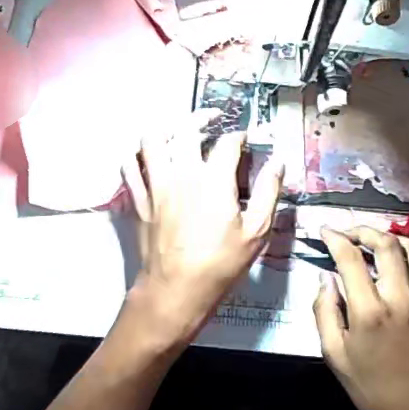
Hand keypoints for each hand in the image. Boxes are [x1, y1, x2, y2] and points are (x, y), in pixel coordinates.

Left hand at [118, 113, 283, 351]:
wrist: (174, 291)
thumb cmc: (219, 265)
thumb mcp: (256, 231)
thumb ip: (269, 192)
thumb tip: (278, 163)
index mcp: (214, 181)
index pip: (227, 142)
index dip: (240, 135)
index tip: (246, 138)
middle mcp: (182, 175)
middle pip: (186, 128)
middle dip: (202, 117)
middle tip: (213, 120)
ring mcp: (156, 185)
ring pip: (152, 140)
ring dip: (167, 129)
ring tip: (179, 132)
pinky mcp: (139, 200)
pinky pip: (130, 166)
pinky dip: (139, 155)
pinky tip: (151, 157)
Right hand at [312, 227, 408, 409]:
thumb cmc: (373, 391)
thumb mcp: (335, 357)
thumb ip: (326, 313)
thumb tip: (326, 279)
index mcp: (369, 311)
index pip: (350, 258)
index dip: (335, 237)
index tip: (326, 231)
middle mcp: (402, 299)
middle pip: (387, 245)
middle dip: (366, 230)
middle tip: (352, 233)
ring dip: (400, 239)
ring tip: (385, 242)